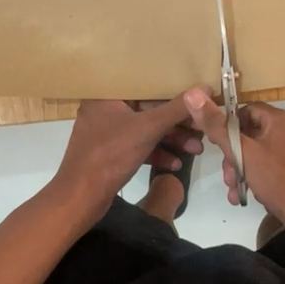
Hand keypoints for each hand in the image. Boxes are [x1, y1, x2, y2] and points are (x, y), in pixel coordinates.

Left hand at [52, 94, 202, 216]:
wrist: (80, 197)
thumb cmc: (110, 155)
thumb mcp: (148, 128)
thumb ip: (177, 109)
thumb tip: (204, 88)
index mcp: (107, 96)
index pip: (146, 86)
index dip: (173, 92)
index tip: (196, 98)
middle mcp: (105, 110)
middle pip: (149, 109)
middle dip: (177, 122)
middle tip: (201, 128)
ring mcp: (107, 133)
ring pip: (146, 130)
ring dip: (172, 139)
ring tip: (196, 150)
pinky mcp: (110, 154)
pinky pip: (139, 146)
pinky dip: (157, 153)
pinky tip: (176, 164)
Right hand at [186, 90, 284, 237]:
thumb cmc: (279, 180)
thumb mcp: (243, 153)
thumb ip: (217, 127)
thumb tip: (193, 94)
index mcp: (281, 121)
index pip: (249, 110)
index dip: (229, 124)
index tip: (217, 144)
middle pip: (255, 135)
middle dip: (235, 156)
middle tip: (227, 177)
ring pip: (264, 155)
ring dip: (245, 171)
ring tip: (236, 192)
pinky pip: (277, 168)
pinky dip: (262, 179)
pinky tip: (252, 197)